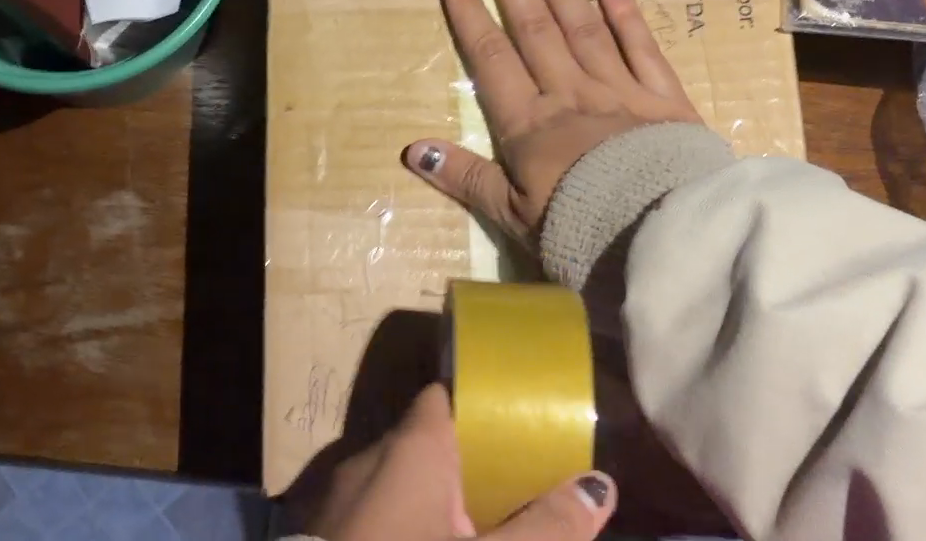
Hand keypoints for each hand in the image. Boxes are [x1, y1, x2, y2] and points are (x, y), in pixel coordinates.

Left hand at [304, 385, 616, 540]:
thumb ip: (546, 527)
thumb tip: (600, 485)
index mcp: (412, 447)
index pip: (445, 399)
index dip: (479, 408)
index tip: (515, 426)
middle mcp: (371, 458)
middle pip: (425, 446)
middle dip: (463, 467)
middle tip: (507, 491)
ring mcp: (340, 500)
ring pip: (396, 487)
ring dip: (429, 505)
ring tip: (468, 528)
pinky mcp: (324, 537)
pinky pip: (373, 519)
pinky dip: (399, 529)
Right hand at [403, 0, 702, 247]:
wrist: (666, 242)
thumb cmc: (582, 232)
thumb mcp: (512, 216)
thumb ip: (464, 178)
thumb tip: (412, 148)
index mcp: (530, 123)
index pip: (490, 54)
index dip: (470, 7)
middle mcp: (570, 93)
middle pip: (534, 26)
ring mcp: (620, 91)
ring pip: (582, 26)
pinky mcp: (665, 100)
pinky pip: (642, 48)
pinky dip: (626, 14)